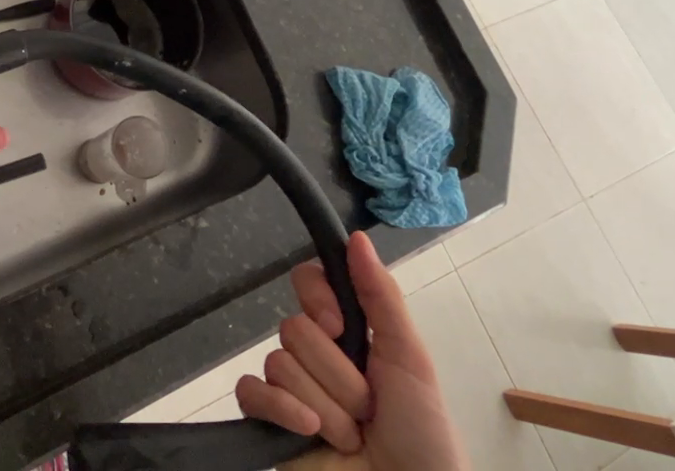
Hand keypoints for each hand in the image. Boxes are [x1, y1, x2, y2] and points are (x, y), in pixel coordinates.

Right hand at [236, 231, 467, 470]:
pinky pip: (251, 391)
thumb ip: (381, 297)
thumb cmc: (422, 434)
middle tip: (367, 407)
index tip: (338, 325)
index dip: (316, 296)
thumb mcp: (410, 361)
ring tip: (352, 436)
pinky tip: (309, 432)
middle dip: (337, 374)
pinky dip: (282, 411)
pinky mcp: (266, 420)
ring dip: (325, 406)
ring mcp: (287, 387)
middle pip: (294, 328)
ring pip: (280, 362)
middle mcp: (313, 355)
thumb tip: (358, 237)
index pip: (307, 282)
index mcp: (345, 334)